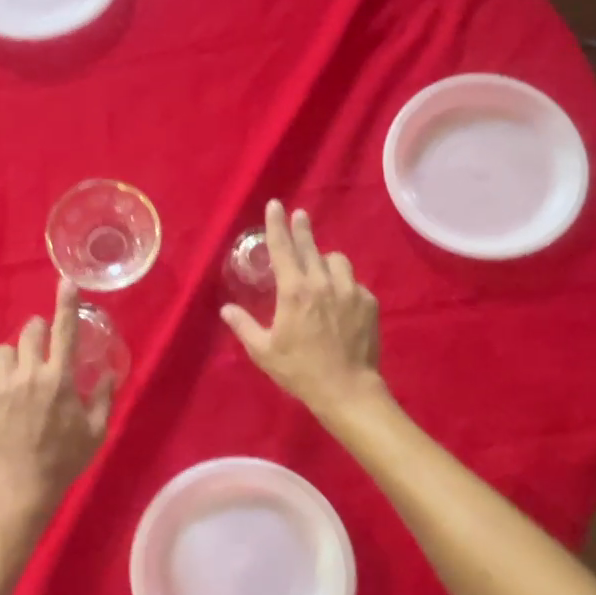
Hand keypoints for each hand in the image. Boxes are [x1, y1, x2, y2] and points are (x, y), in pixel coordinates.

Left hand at [0, 279, 115, 513]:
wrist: (24, 488)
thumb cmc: (67, 460)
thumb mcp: (96, 431)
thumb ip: (103, 397)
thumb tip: (109, 373)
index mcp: (60, 379)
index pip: (65, 331)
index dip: (66, 303)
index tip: (65, 281)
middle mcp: (30, 375)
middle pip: (29, 331)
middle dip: (37, 333)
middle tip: (42, 349)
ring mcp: (3, 386)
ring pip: (3, 351)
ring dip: (13, 358)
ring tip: (20, 376)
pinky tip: (3, 403)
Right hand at [221, 200, 382, 417]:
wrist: (347, 389)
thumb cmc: (300, 371)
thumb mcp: (264, 352)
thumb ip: (244, 326)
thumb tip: (227, 309)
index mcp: (294, 291)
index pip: (282, 248)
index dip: (276, 225)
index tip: (276, 205)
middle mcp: (322, 283)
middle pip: (310, 246)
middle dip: (302, 229)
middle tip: (299, 215)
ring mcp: (349, 290)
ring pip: (336, 261)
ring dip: (325, 260)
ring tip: (320, 268)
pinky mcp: (368, 302)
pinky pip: (353, 283)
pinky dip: (343, 284)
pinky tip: (339, 300)